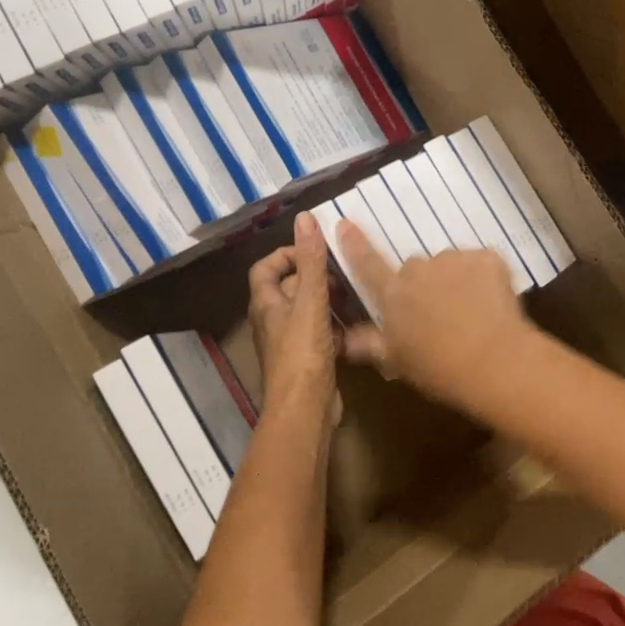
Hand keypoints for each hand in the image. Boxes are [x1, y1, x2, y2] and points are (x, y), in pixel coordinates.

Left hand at [247, 212, 341, 422]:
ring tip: (355, 292)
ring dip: (330, 299)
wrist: (306, 408)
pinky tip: (359, 323)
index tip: (315, 252)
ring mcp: (291, 341)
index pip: (265, 267)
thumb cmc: (302, 352)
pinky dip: (338, 324)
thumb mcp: (311, 300)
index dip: (286, 254)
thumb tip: (305, 218)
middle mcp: (274, 320)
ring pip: (309, 309)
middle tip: (343, 272)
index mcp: (266, 304)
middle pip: (290, 287)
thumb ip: (312, 261)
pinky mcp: (310, 358)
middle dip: (316, 276)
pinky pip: (323, 331)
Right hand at [335, 219, 539, 408]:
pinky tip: (490, 302)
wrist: (493, 361)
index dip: (355, 244)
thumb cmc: (439, 369)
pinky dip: (483, 277)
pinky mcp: (487, 257)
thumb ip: (369, 344)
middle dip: (423, 285)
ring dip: (454, 280)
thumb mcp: (397, 361)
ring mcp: (454, 259)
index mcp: (393, 293)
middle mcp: (419, 268)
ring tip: (469, 312)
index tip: (345, 223)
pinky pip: (480, 262)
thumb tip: (345, 338)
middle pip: (415, 268)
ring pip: (449, 264)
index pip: (367, 264)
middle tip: (438, 313)